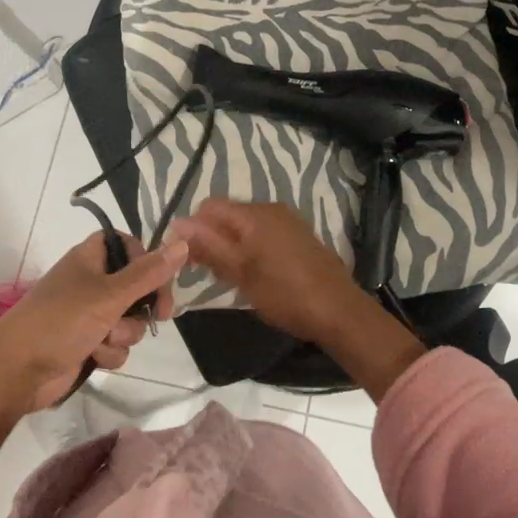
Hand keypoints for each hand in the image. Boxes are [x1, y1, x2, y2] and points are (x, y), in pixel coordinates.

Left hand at [0, 231, 185, 410]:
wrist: (18, 372)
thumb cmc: (61, 321)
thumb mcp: (110, 294)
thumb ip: (149, 273)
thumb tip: (183, 243)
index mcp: (89, 259)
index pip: (125, 244)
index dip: (145, 257)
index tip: (161, 275)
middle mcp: (90, 282)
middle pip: (135, 285)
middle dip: (143, 305)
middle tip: (159, 316)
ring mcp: (87, 315)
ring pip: (129, 319)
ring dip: (124, 333)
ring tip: (103, 340)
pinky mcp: (86, 344)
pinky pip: (116, 343)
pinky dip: (110, 351)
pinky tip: (94, 358)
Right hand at [171, 198, 425, 402]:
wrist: (339, 310)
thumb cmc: (285, 294)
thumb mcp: (241, 274)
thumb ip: (209, 246)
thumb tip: (178, 223)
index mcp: (254, 214)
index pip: (209, 207)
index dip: (192, 229)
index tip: (188, 259)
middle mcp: (270, 209)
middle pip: (227, 214)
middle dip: (212, 238)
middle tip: (207, 272)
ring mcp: (287, 221)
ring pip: (245, 225)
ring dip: (231, 245)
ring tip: (230, 276)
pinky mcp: (299, 236)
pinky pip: (264, 233)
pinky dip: (251, 248)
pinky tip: (254, 274)